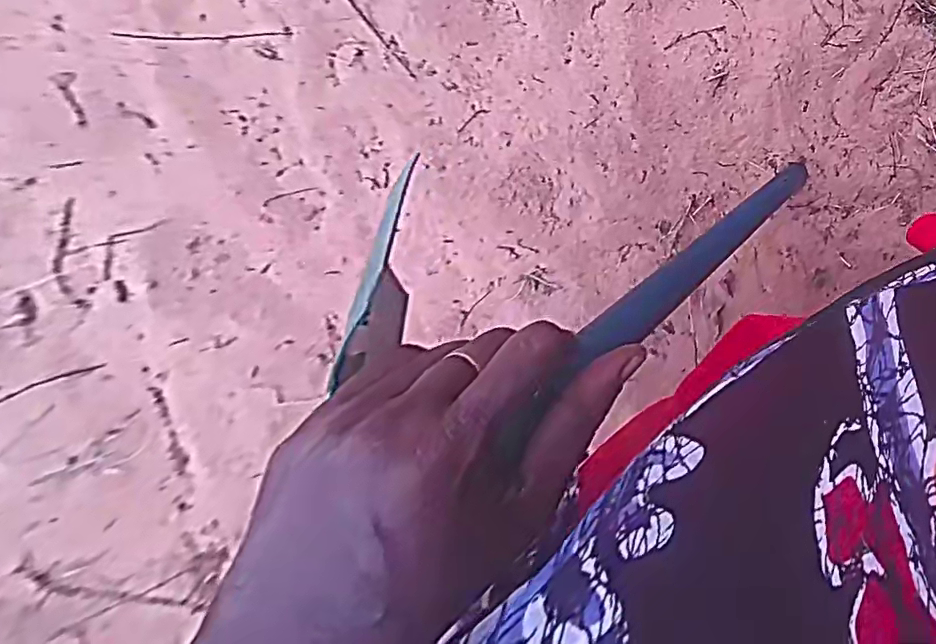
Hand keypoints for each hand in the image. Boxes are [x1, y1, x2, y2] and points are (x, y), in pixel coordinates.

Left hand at [195, 324, 644, 643]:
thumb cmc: (427, 592)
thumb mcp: (521, 514)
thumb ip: (576, 422)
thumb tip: (625, 355)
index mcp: (445, 448)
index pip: (528, 345)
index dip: (558, 349)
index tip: (563, 371)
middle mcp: (388, 422)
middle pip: (486, 343)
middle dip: (513, 367)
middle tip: (511, 417)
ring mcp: (341, 421)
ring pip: (441, 350)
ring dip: (464, 376)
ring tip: (459, 432)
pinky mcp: (310, 424)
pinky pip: (388, 369)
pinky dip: (416, 385)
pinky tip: (416, 432)